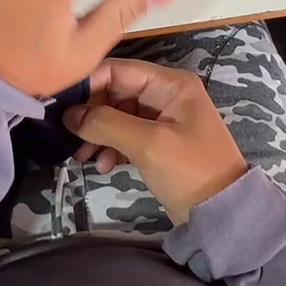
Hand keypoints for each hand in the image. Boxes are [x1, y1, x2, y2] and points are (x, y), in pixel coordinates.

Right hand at [63, 59, 247, 222]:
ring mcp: (162, 118)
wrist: (224, 216)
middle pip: (115, 91)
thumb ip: (106, 124)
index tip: (60, 104)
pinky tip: (104, 165)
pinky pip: (125, 134)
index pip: (118, 70)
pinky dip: (111, 146)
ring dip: (97, 133)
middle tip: (69, 136)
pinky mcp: (158, 141)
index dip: (88, 84)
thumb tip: (68, 115)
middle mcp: (166, 94)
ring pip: (117, 114)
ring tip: (83, 157)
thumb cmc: (191, 172)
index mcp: (171, 84)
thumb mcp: (149, 145)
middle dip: (91, 113)